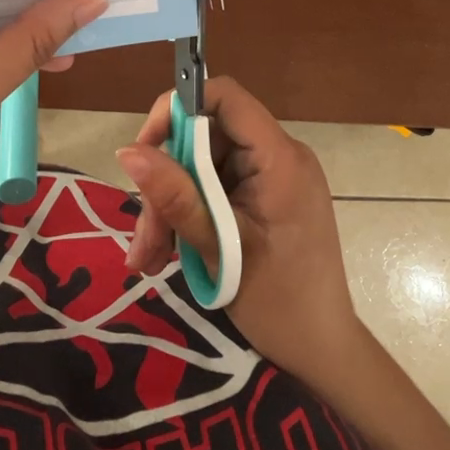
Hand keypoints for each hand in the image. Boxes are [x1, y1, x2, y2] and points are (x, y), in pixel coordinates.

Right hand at [117, 78, 365, 384]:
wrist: (322, 351)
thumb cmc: (280, 303)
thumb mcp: (221, 249)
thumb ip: (176, 197)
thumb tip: (127, 151)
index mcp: (279, 159)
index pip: (225, 97)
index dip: (178, 109)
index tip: (144, 149)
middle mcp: (277, 157)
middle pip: (203, 139)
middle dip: (165, 180)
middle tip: (143, 235)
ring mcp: (269, 178)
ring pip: (199, 168)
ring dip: (169, 207)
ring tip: (147, 258)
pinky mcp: (261, 198)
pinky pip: (212, 189)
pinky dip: (186, 217)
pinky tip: (164, 255)